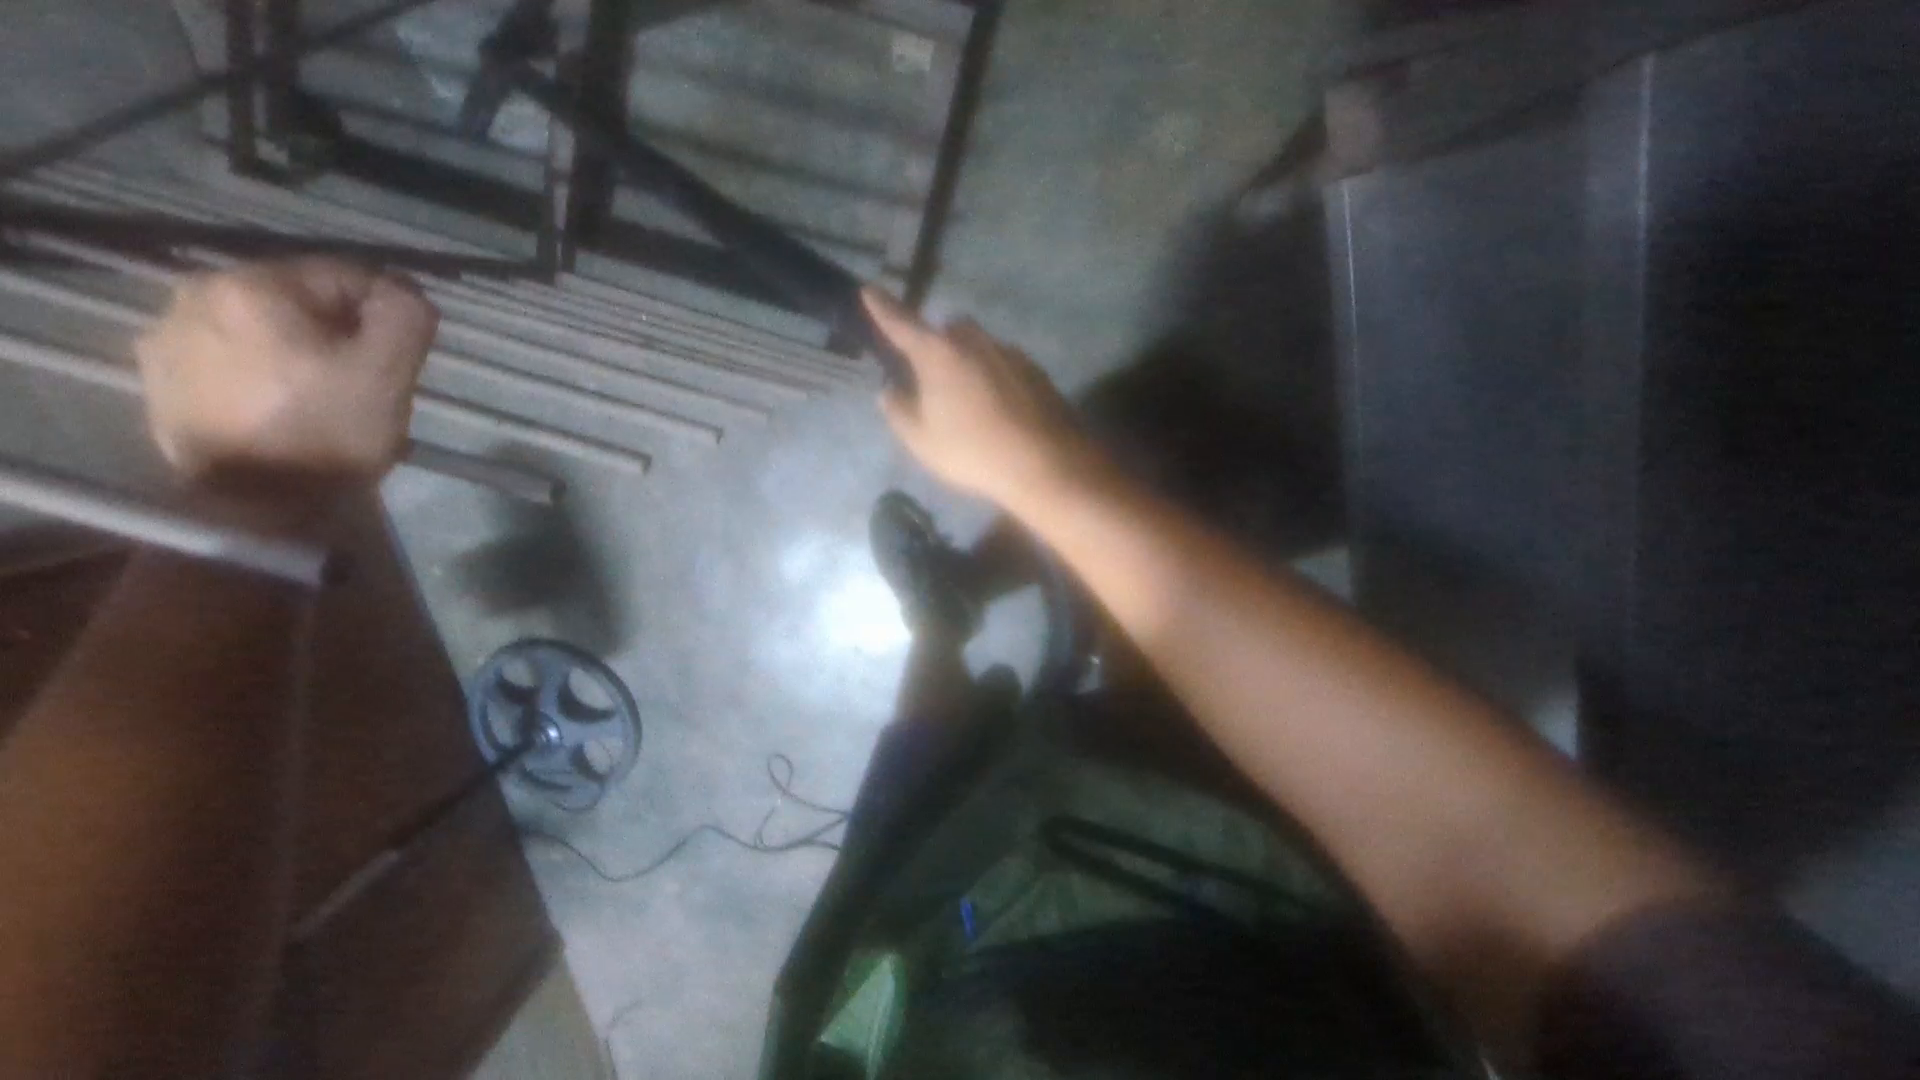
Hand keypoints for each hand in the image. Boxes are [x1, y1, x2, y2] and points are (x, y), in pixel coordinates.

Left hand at [135, 258, 437, 489]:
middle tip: (361, 385)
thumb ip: (405, 315)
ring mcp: (166, 339)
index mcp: (252, 286)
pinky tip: (281, 410)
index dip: (384, 318)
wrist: (254, 511)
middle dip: (337, 336)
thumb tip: (401, 292)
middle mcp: (194, 296)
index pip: (345, 278)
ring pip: (262, 331)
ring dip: (297, 353)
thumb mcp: (389, 373)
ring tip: (322, 400)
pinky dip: (259, 374)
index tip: (397, 363)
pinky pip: (228, 359)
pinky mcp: (160, 380)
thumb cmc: (326, 434)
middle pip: (298, 304)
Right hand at [866, 289, 1096, 511]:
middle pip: (948, 331)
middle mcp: (974, 342)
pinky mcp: (1035, 370)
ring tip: (968, 401)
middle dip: (936, 343)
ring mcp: (1009, 352)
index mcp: (938, 353)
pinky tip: (997, 409)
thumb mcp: (921, 440)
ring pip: (979, 346)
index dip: (883, 308)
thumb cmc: (972, 451)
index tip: (868, 290)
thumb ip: (899, 411)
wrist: (1046, 461)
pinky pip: (1004, 364)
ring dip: (968, 362)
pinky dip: (994, 378)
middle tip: (931, 376)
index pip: (902, 324)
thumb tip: (889, 391)